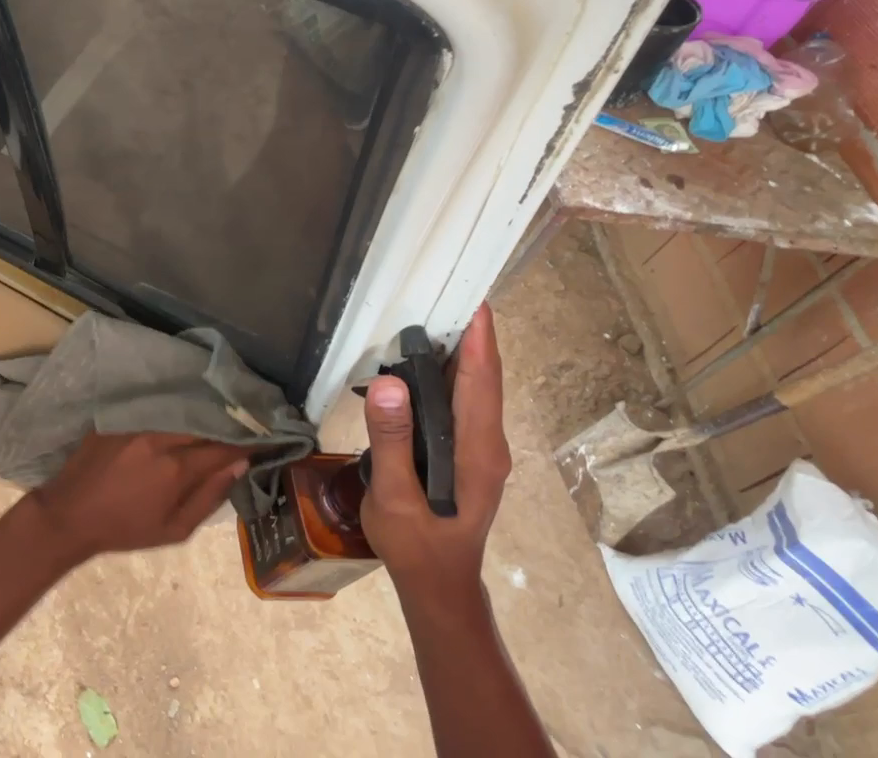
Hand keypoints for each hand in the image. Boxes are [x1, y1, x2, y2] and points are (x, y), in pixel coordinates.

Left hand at [28, 433, 248, 563]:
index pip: (224, 447)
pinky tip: (182, 418)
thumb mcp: (174, 529)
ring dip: (201, 417)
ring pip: (180, 414)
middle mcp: (159, 438)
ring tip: (219, 419)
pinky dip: (173, 415)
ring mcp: (135, 424)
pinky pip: (154, 411)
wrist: (69, 515)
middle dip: (228, 424)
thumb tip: (239, 465)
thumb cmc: (125, 530)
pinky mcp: (116, 417)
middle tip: (246, 426)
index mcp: (176, 468)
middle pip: (204, 423)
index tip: (268, 440)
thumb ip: (210, 496)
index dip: (249, 443)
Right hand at [361, 306, 511, 606]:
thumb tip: (390, 381)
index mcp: (477, 448)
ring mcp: (481, 449)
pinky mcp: (468, 454)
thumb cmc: (417, 544)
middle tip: (436, 292)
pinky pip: (460, 404)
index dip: (479, 336)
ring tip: (421, 318)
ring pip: (473, 389)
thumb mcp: (395, 496)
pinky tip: (411, 370)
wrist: (437, 585)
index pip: (483, 379)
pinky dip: (444, 378)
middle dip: (466, 333)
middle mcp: (488, 442)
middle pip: (483, 377)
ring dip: (455, 353)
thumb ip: (393, 441)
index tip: (469, 294)